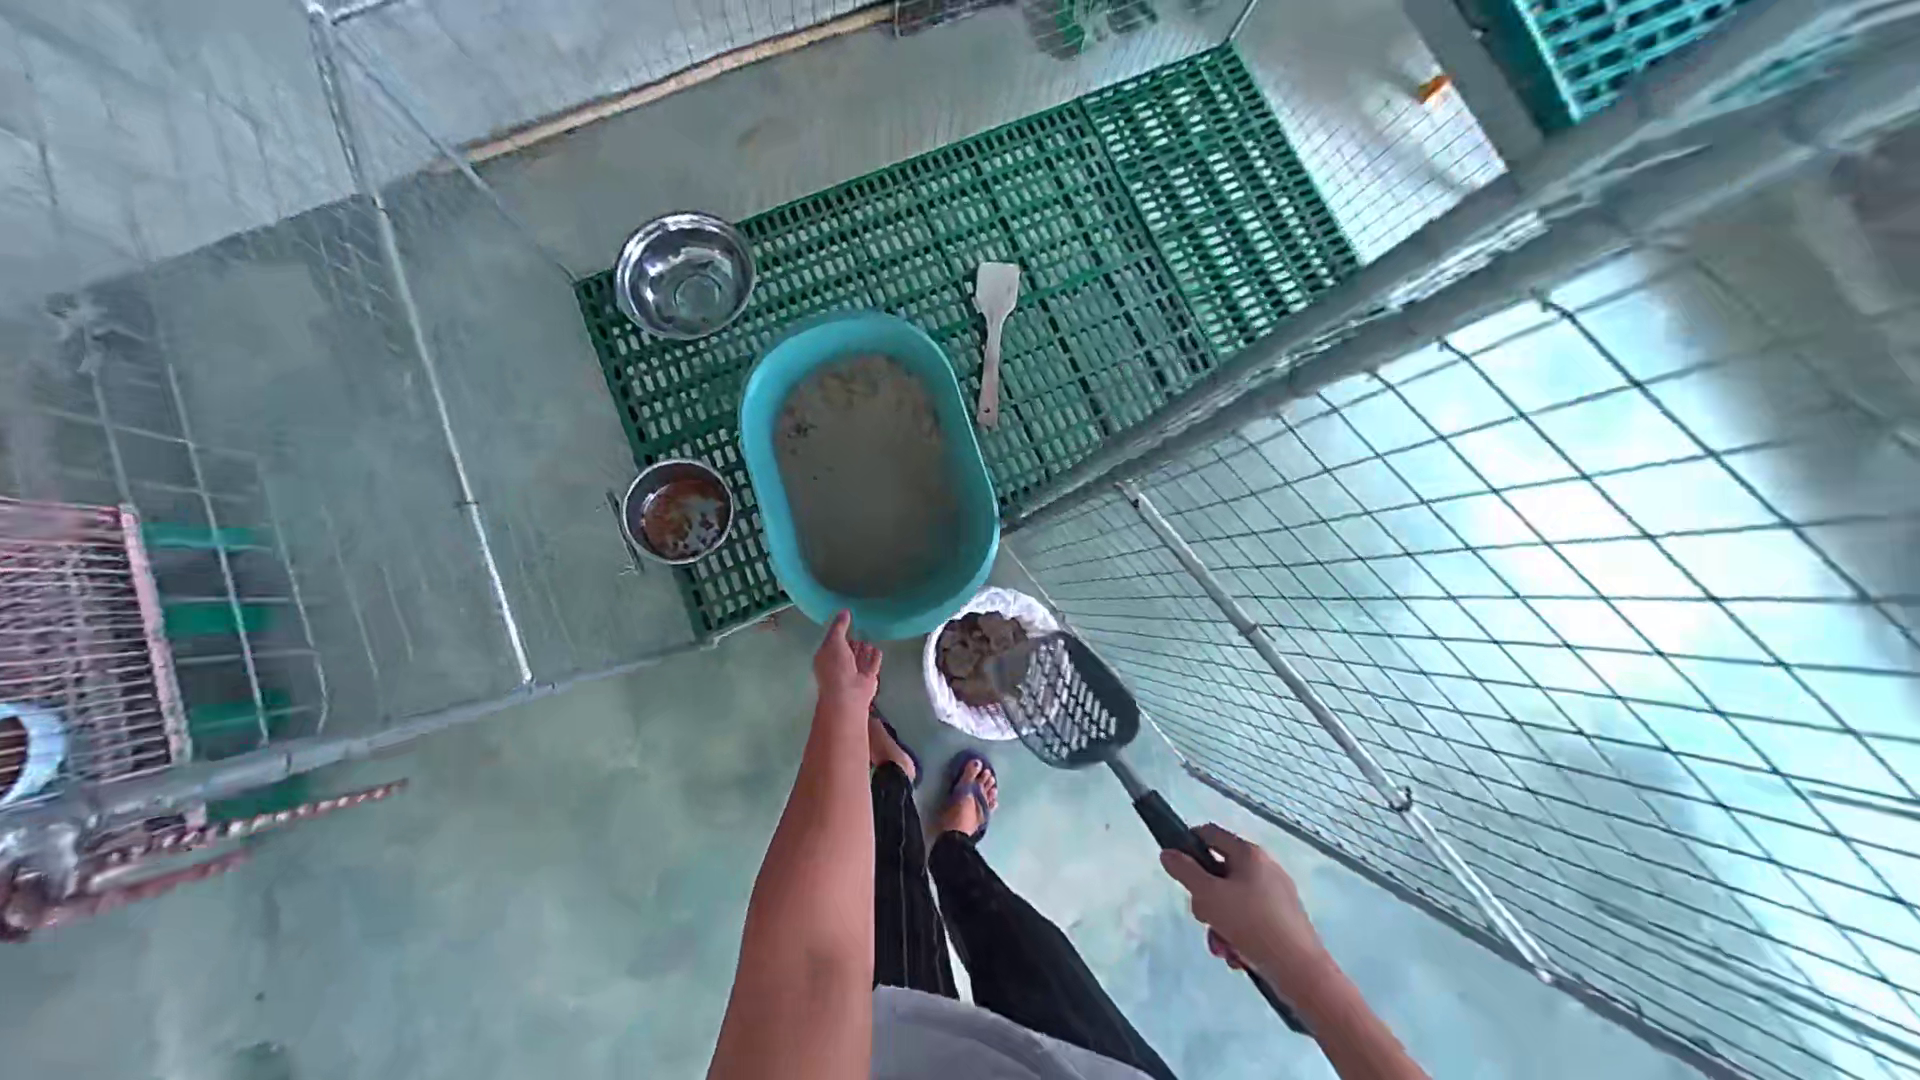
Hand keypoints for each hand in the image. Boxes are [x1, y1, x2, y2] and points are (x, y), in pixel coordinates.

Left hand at [812, 610, 880, 711]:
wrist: (848, 693)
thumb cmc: (836, 667)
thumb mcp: (834, 641)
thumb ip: (839, 626)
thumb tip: (844, 611)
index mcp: (826, 657)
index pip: (833, 642)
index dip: (839, 632)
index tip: (847, 621)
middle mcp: (839, 665)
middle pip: (847, 651)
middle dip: (853, 642)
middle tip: (860, 630)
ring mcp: (854, 673)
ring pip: (860, 658)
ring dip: (864, 650)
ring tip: (868, 640)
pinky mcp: (867, 678)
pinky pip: (872, 664)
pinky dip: (874, 658)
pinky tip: (877, 650)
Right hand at [1161, 823, 1331, 994]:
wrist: (1303, 974)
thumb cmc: (1252, 925)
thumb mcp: (1208, 896)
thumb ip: (1184, 872)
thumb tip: (1168, 853)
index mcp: (1248, 854)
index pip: (1210, 833)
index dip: (1188, 845)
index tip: (1177, 868)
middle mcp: (1264, 868)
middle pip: (1219, 872)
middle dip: (1205, 899)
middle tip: (1203, 918)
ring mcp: (1277, 896)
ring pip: (1232, 901)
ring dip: (1220, 924)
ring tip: (1222, 947)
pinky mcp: (1284, 922)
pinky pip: (1250, 920)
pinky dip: (1239, 936)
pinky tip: (1237, 956)